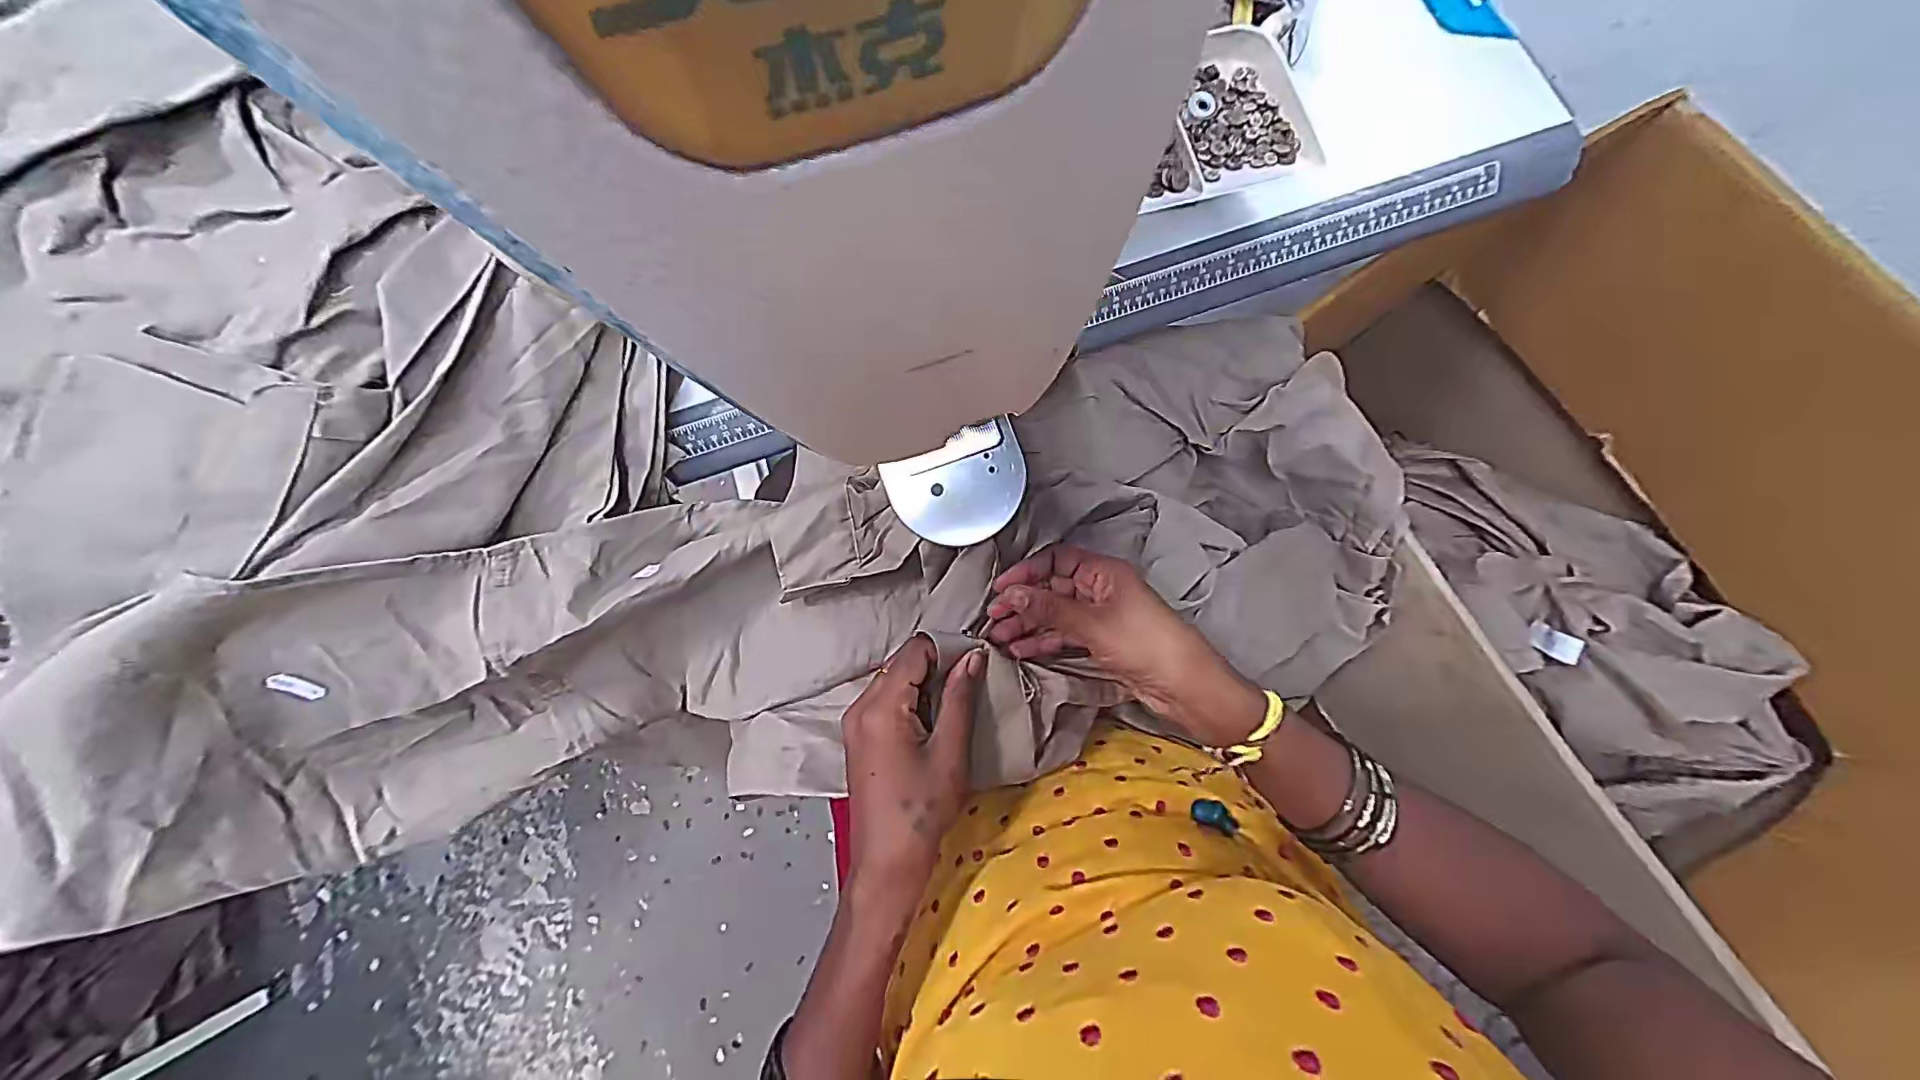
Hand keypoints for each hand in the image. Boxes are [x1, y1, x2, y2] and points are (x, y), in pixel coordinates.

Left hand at [842, 635, 982, 902]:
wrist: (887, 862)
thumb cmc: (920, 812)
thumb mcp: (950, 751)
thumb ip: (959, 697)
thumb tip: (972, 658)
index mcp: (880, 706)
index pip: (915, 650)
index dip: (947, 651)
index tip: (973, 665)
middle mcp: (860, 707)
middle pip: (902, 662)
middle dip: (936, 668)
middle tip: (965, 693)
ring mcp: (854, 722)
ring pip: (894, 680)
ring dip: (924, 687)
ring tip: (948, 716)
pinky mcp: (858, 737)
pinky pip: (885, 701)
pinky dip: (910, 703)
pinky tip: (929, 729)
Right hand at [984, 545, 1264, 746]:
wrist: (1185, 686)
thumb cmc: (1146, 644)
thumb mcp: (1092, 623)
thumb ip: (1048, 608)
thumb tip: (1011, 593)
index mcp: (1104, 572)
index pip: (1057, 560)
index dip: (1028, 571)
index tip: (1002, 588)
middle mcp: (1101, 590)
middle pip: (1053, 588)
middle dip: (1022, 602)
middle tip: (995, 617)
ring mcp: (1101, 617)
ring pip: (1056, 615)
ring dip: (1028, 625)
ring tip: (1001, 637)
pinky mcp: (1102, 642)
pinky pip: (1065, 636)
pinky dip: (1044, 641)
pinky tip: (1022, 650)